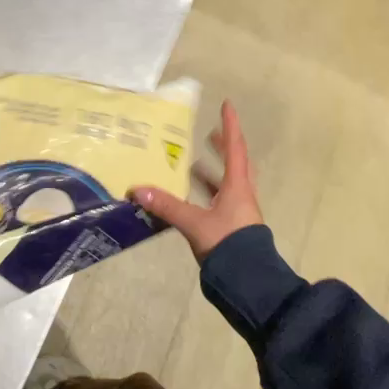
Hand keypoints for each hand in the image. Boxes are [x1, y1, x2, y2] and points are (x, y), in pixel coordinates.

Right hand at [131, 101, 262, 259]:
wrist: (251, 284)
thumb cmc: (228, 245)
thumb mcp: (194, 224)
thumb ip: (167, 207)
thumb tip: (137, 189)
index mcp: (238, 186)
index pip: (235, 148)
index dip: (230, 125)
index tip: (227, 104)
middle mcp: (242, 195)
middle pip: (235, 163)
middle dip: (223, 147)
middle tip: (210, 134)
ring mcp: (239, 213)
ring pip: (228, 184)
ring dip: (213, 172)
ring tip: (192, 165)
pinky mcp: (233, 229)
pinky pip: (220, 203)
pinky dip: (207, 195)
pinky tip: (190, 200)